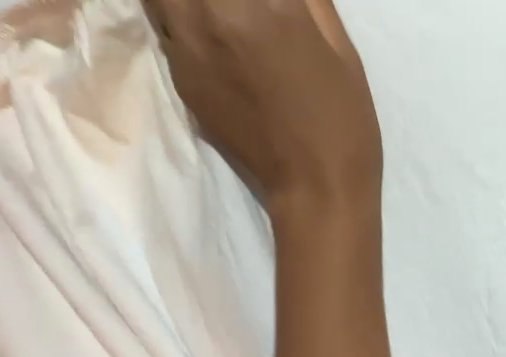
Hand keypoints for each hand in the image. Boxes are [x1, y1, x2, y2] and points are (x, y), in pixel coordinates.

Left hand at [144, 0, 381, 207]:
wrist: (315, 188)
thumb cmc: (344, 122)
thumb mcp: (341, 51)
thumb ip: (308, 0)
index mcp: (267, 2)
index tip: (274, 4)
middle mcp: (214, 8)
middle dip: (229, 0)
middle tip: (251, 10)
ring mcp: (187, 38)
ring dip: (191, 2)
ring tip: (218, 16)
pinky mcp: (177, 67)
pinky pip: (161, 16)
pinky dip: (176, 11)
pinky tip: (200, 23)